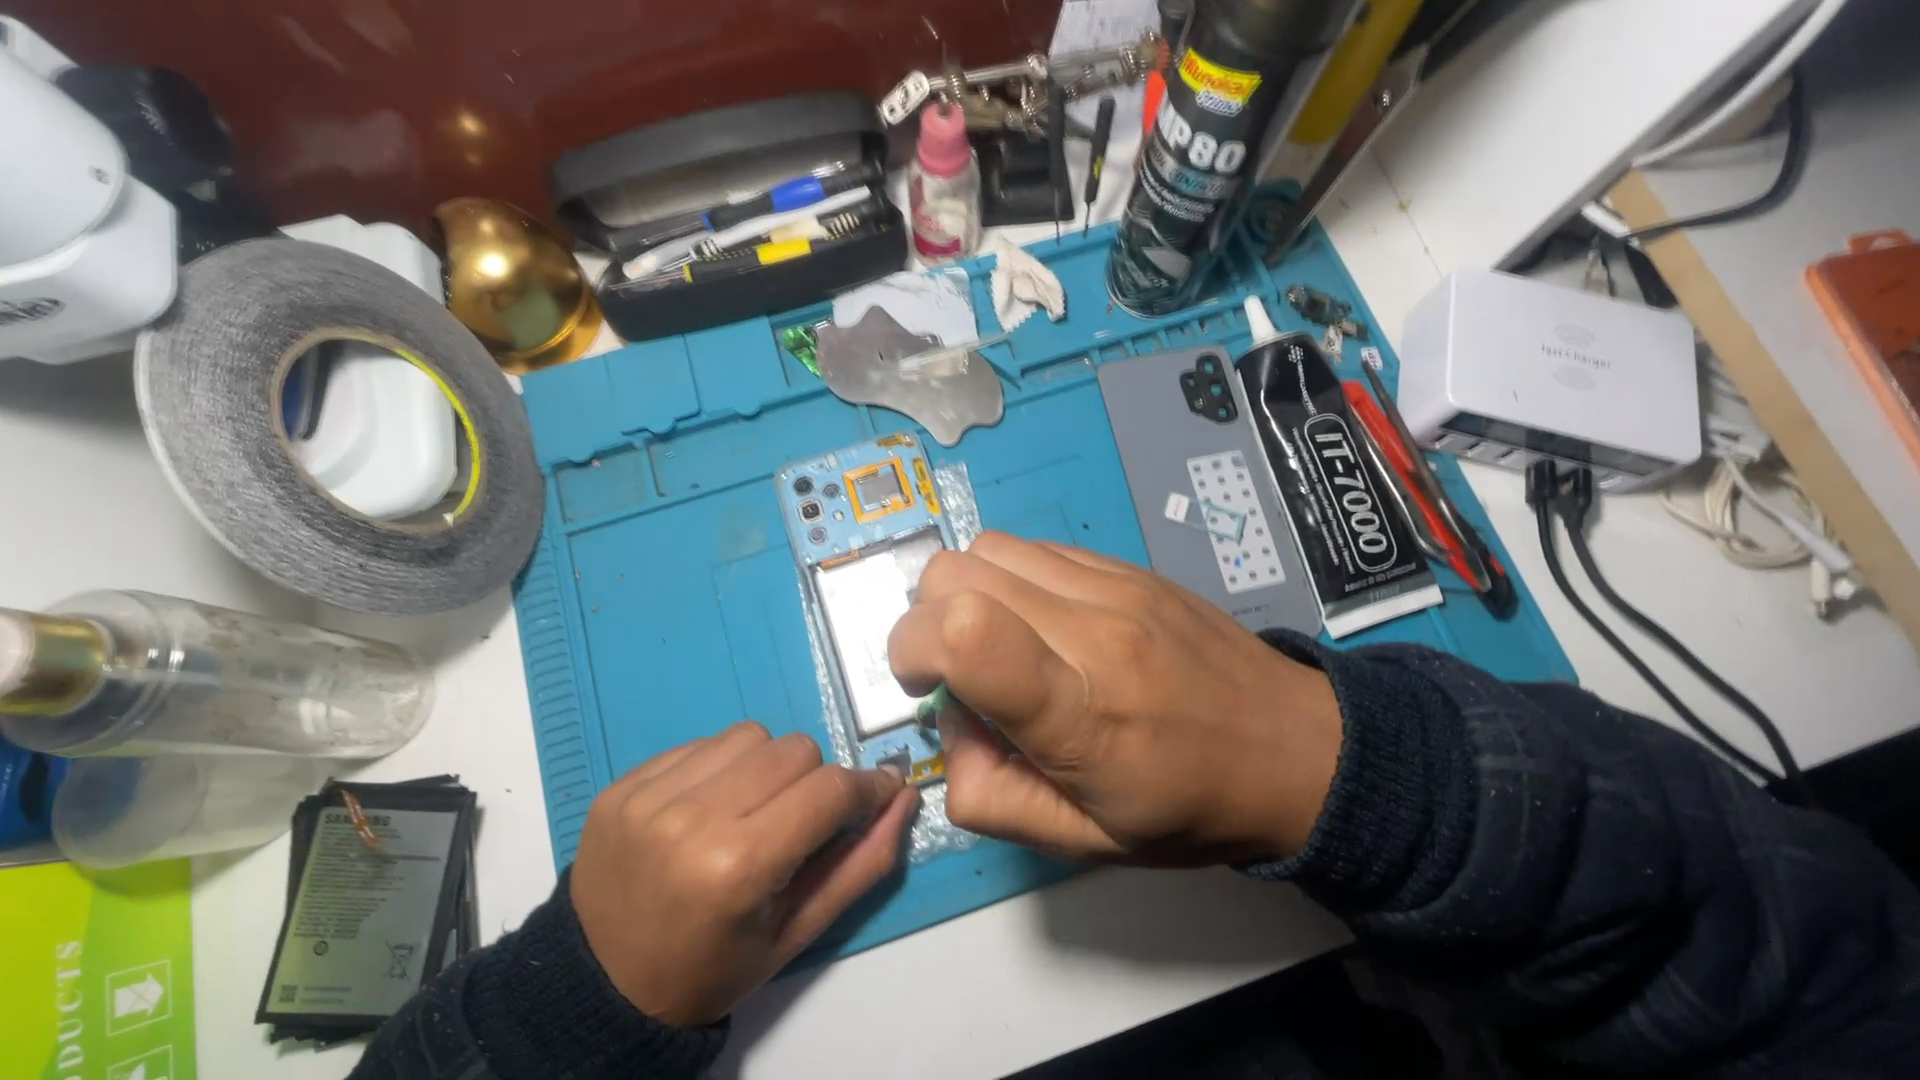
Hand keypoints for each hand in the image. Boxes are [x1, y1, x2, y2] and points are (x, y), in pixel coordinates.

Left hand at [570, 723, 918, 1026]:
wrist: (603, 985)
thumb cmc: (713, 967)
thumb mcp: (798, 932)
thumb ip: (863, 863)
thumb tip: (905, 796)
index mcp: (740, 866)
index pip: (830, 790)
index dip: (868, 787)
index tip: (881, 791)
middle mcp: (693, 818)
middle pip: (795, 750)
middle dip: (816, 781)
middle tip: (801, 821)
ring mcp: (651, 796)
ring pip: (751, 735)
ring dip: (769, 765)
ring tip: (753, 810)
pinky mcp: (624, 783)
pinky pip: (701, 743)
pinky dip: (723, 766)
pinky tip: (711, 807)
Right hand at [887, 532, 1341, 865]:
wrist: (1296, 747)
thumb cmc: (1187, 809)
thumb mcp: (1081, 841)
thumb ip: (988, 794)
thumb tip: (950, 723)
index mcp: (1080, 715)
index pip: (968, 632)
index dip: (914, 646)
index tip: (924, 684)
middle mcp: (1092, 631)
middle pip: (956, 572)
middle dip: (925, 620)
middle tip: (957, 670)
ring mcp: (1114, 586)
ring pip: (987, 548)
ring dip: (965, 591)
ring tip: (999, 640)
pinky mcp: (1128, 566)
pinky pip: (1034, 546)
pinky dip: (1011, 578)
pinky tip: (1042, 621)